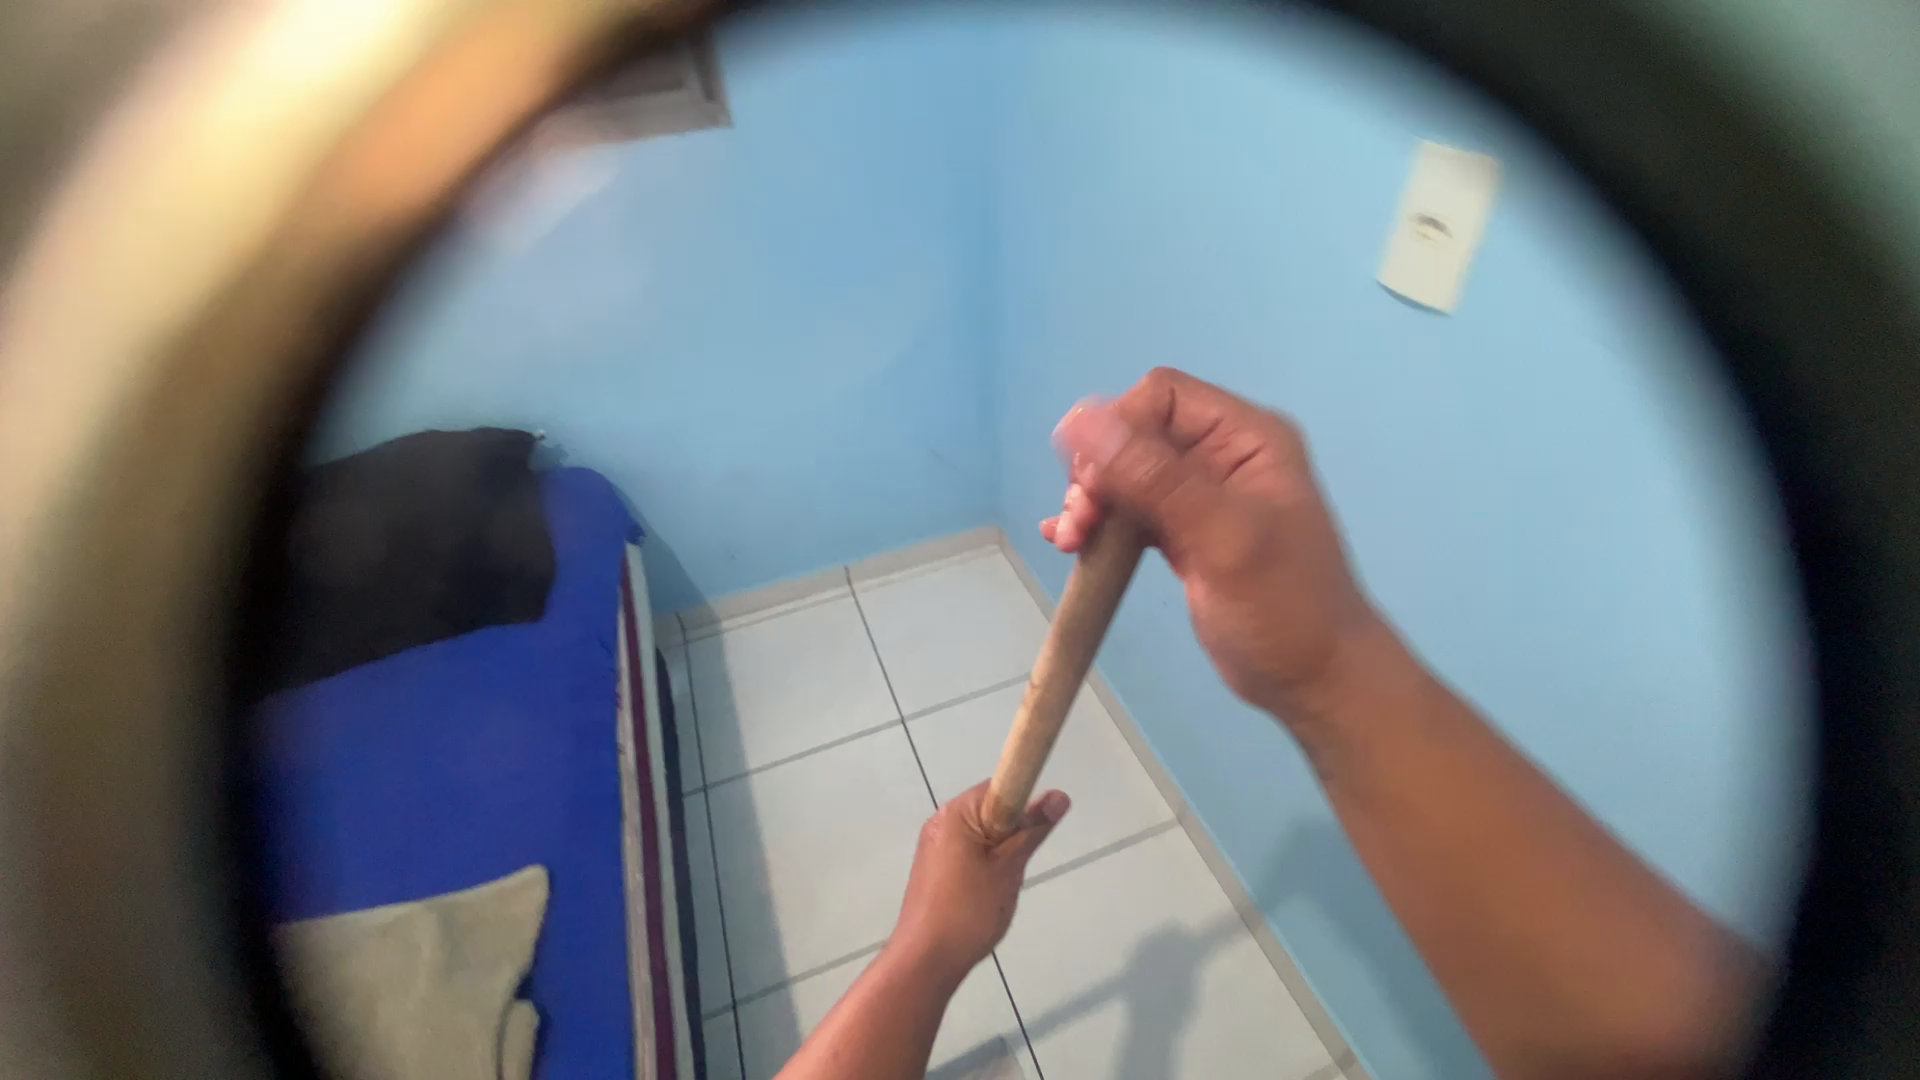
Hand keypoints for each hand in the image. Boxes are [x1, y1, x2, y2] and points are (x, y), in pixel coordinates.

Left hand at [889, 781, 1068, 981]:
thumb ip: (1033, 829)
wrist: (926, 960)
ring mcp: (934, 843)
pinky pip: (967, 849)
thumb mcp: (1010, 868)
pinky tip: (987, 893)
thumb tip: (1060, 796)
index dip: (1025, 803)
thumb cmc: (970, 910)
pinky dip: (984, 863)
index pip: (1000, 786)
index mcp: (956, 811)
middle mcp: (941, 819)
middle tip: (1019, 865)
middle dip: (1013, 832)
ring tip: (1002, 884)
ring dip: (1000, 851)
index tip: (1039, 830)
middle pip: (991, 808)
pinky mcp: (932, 865)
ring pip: (981, 832)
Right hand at [1043, 367, 1380, 724]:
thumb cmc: (1282, 608)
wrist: (1314, 681)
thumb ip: (1153, 477)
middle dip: (1096, 474)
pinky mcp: (1182, 533)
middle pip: (1134, 434)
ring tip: (1071, 543)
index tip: (1091, 487)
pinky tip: (1069, 544)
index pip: (1160, 397)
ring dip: (1090, 502)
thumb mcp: (1220, 537)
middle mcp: (1220, 456)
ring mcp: (1200, 496)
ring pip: (1124, 474)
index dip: (1115, 430)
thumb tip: (1079, 421)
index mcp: (1244, 437)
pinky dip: (1099, 524)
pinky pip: (1129, 511)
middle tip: (1079, 527)